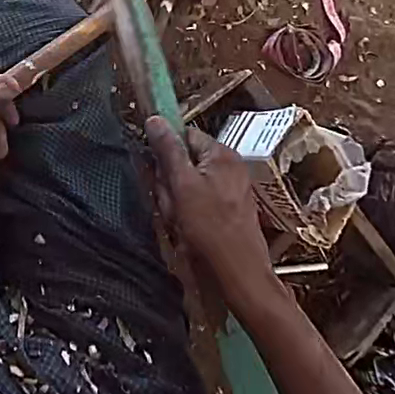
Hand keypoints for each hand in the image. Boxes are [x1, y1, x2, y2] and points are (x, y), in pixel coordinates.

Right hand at [145, 116, 275, 300]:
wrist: (240, 274)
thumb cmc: (210, 227)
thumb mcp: (182, 185)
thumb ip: (168, 151)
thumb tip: (155, 118)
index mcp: (222, 153)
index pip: (185, 136)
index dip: (168, 153)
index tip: (158, 173)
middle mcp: (230, 166)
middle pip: (187, 162)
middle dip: (172, 182)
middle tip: (171, 203)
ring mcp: (232, 189)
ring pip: (190, 186)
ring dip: (178, 202)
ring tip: (180, 221)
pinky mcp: (230, 211)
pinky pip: (201, 204)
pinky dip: (189, 215)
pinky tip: (188, 232)